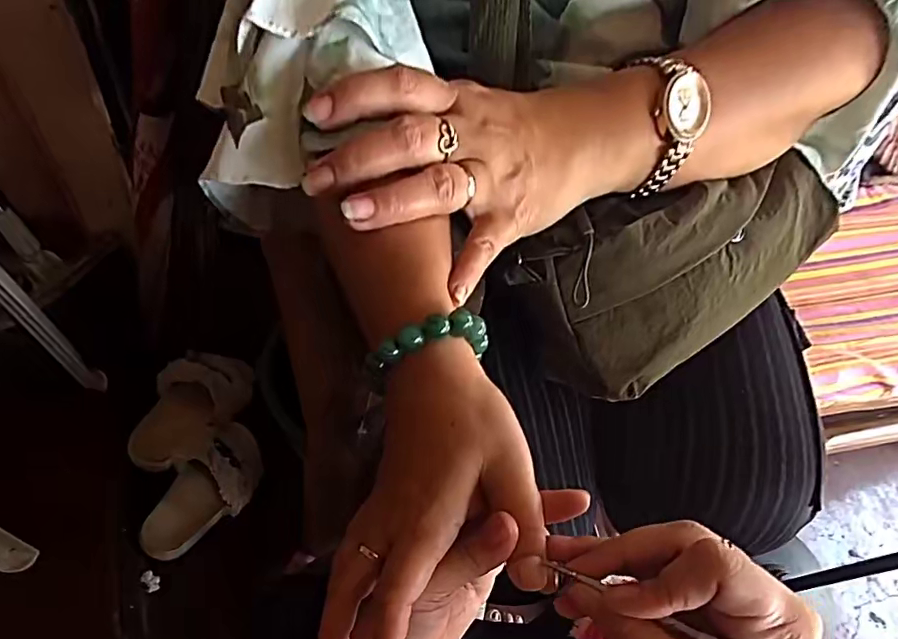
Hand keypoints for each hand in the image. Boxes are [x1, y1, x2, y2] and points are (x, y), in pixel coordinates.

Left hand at [300, 65, 630, 303]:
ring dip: (394, 202)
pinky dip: (467, 268)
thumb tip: (359, 130)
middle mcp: (471, 133)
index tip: (315, 115)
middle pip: (409, 137)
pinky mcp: (512, 215)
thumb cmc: (513, 128)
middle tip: (316, 180)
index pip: (400, 87)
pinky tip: (447, 292)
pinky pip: (486, 244)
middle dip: (357, 157)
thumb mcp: (468, 106)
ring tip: (353, 217)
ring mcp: (492, 176)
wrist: (583, 139)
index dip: (356, 97)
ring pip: (440, 185)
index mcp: (456, 103)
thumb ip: (422, 116)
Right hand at [321, 348, 551, 638]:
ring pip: (343, 566)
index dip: (388, 631)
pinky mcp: (376, 503)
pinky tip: (344, 594)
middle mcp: (390, 523)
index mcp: (424, 520)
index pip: (397, 587)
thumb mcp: (511, 467)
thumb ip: (523, 526)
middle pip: (350, 582)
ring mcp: (376, 511)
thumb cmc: (474, 419)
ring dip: (333, 607)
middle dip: (337, 627)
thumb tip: (535, 578)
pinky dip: (342, 580)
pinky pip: (350, 550)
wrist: (429, 374)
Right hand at [548, 522, 821, 638]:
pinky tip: (577, 591)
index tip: (614, 605)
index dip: (659, 578)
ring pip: (658, 556)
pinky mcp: (691, 605)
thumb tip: (581, 593)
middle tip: (571, 569)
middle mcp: (752, 592)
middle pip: (682, 546)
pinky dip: (609, 583)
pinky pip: (646, 579)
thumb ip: (632, 636)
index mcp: (776, 615)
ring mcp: (720, 597)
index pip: (715, 565)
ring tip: (561, 569)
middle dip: (622, 555)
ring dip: (606, 563)